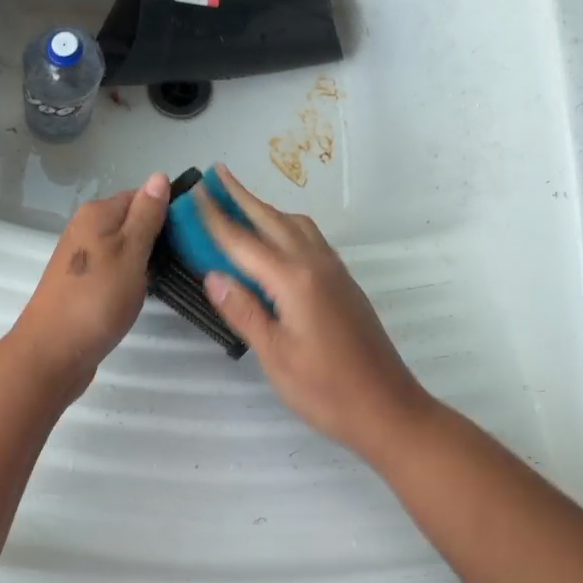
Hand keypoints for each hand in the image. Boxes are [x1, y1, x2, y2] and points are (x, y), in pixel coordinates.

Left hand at [11, 172, 170, 393]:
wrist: (51, 354)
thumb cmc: (96, 300)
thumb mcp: (130, 253)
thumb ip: (146, 215)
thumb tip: (159, 175)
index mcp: (97, 213)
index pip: (143, 195)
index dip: (169, 211)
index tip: (195, 232)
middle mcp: (86, 228)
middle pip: (133, 219)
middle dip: (159, 235)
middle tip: (190, 256)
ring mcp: (82, 257)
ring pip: (125, 245)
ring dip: (147, 258)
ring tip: (174, 274)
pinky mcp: (83, 283)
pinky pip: (115, 267)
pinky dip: (132, 276)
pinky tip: (146, 291)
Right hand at [197, 165, 433, 455]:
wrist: (389, 409)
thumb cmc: (327, 390)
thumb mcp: (275, 355)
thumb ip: (243, 311)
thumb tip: (213, 275)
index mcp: (294, 279)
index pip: (244, 241)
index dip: (216, 217)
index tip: (194, 192)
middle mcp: (315, 264)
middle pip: (271, 220)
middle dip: (242, 196)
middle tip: (217, 174)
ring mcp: (333, 271)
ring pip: (295, 225)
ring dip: (266, 208)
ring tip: (241, 201)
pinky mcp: (343, 283)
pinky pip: (309, 238)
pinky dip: (285, 225)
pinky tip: (276, 238)